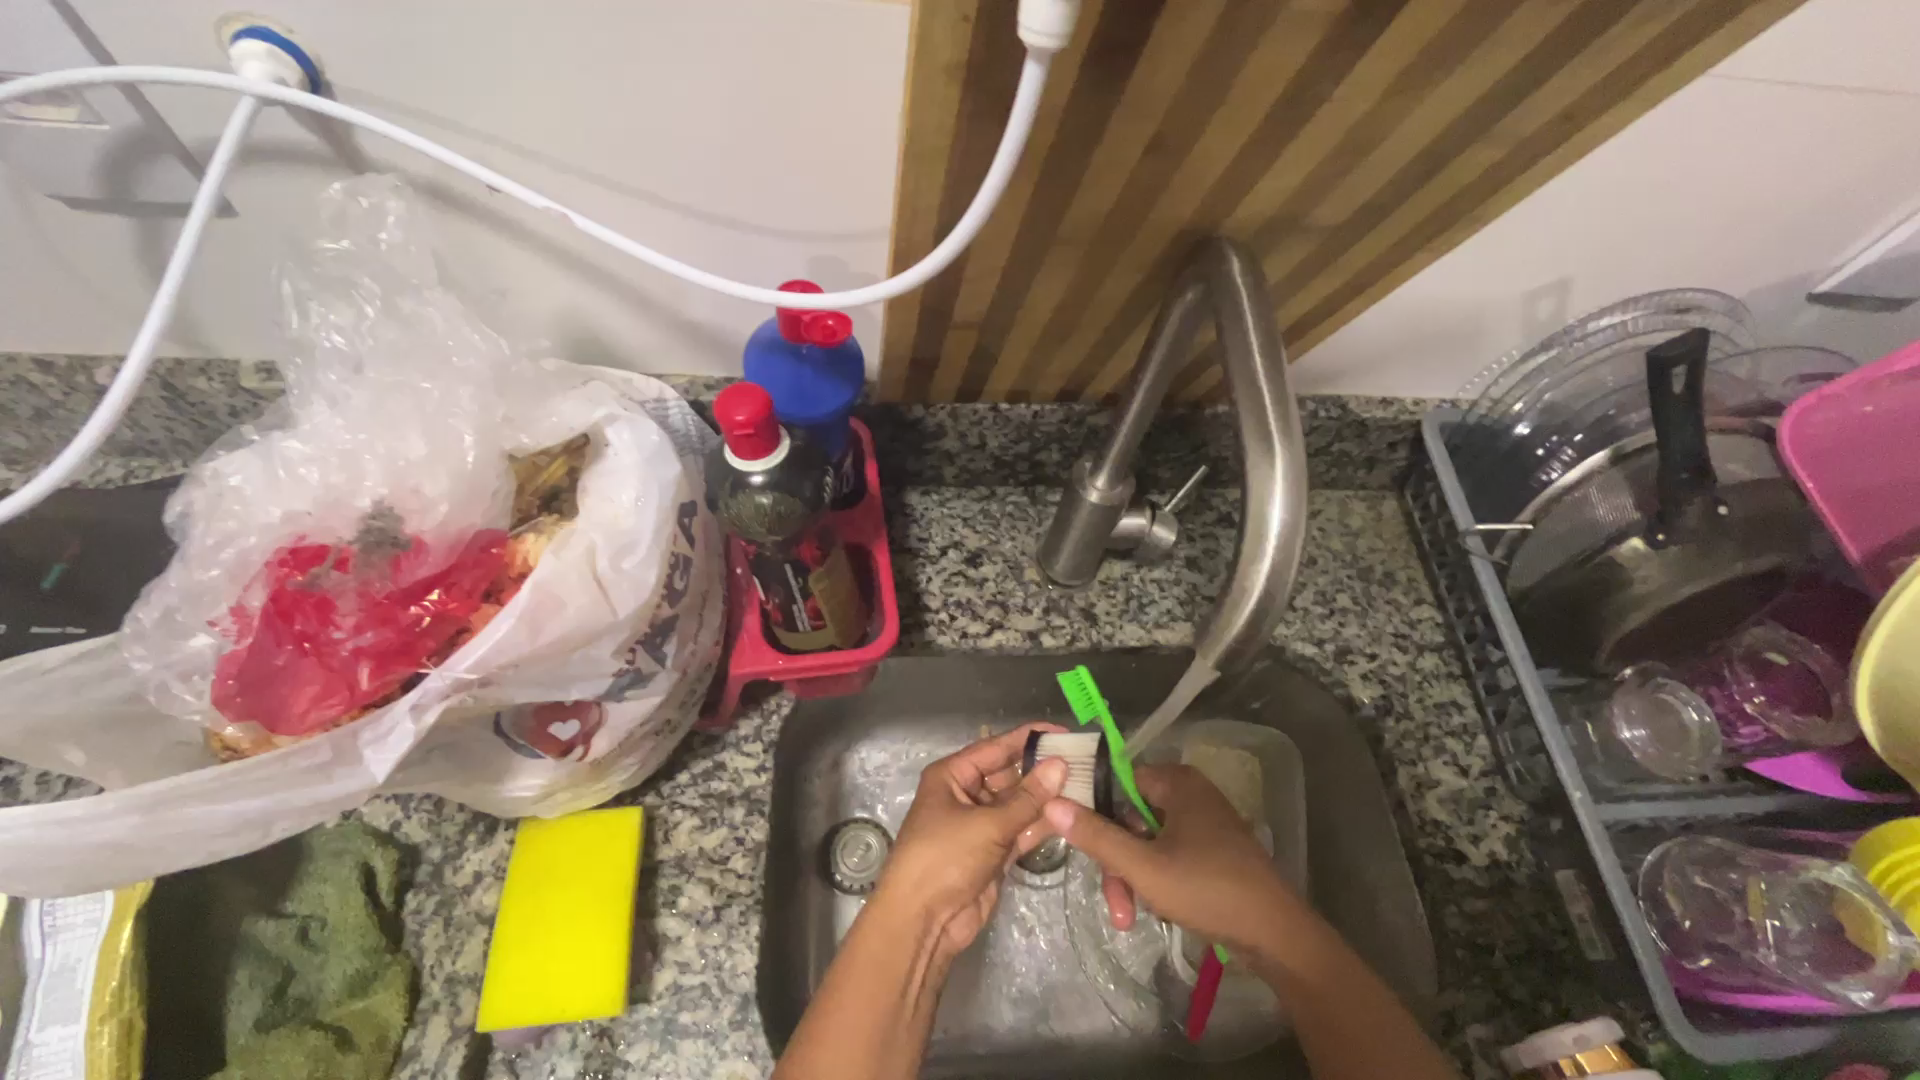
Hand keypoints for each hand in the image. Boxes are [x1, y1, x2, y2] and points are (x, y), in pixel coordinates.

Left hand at [870, 724, 1068, 960]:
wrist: (922, 921)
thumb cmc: (944, 858)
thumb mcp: (988, 824)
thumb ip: (1028, 798)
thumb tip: (1060, 765)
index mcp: (952, 776)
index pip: (995, 748)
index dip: (1028, 738)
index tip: (1063, 733)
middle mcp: (965, 795)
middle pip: (1009, 775)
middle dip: (1041, 770)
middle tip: (1083, 763)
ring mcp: (979, 825)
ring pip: (1018, 804)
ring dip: (1045, 799)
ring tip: (1086, 786)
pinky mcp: (992, 853)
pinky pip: (1020, 830)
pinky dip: (1041, 825)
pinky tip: (1071, 816)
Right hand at [1043, 764, 1293, 952]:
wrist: (1276, 935)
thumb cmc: (1208, 890)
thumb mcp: (1143, 867)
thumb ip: (1097, 835)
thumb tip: (1051, 802)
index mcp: (1177, 782)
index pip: (1116, 780)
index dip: (1093, 811)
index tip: (1079, 844)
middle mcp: (1190, 792)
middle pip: (1130, 816)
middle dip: (1116, 860)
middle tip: (1115, 903)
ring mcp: (1204, 821)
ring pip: (1147, 839)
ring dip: (1132, 876)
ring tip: (1128, 917)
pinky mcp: (1213, 848)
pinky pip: (1168, 852)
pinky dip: (1155, 877)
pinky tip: (1153, 908)